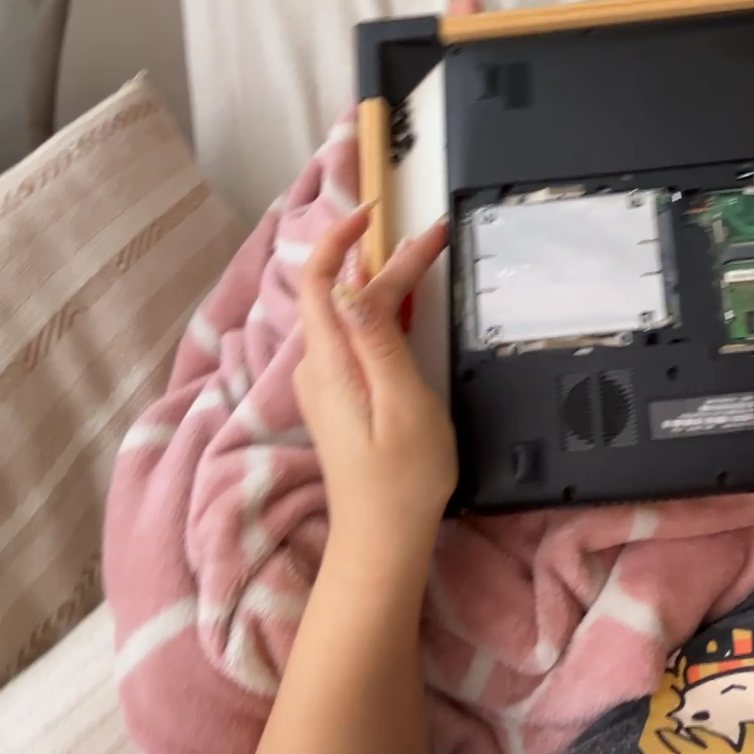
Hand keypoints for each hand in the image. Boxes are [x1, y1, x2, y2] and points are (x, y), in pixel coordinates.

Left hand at [295, 203, 456, 549]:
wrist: (383, 536)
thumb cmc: (402, 475)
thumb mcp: (401, 403)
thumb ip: (377, 343)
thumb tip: (354, 286)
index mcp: (331, 363)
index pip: (321, 283)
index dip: (341, 240)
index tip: (373, 216)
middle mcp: (318, 366)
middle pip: (343, 295)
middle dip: (385, 261)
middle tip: (435, 240)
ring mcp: (326, 381)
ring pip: (350, 314)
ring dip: (384, 283)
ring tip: (424, 259)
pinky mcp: (340, 394)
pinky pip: (355, 336)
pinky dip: (381, 311)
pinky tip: (403, 304)